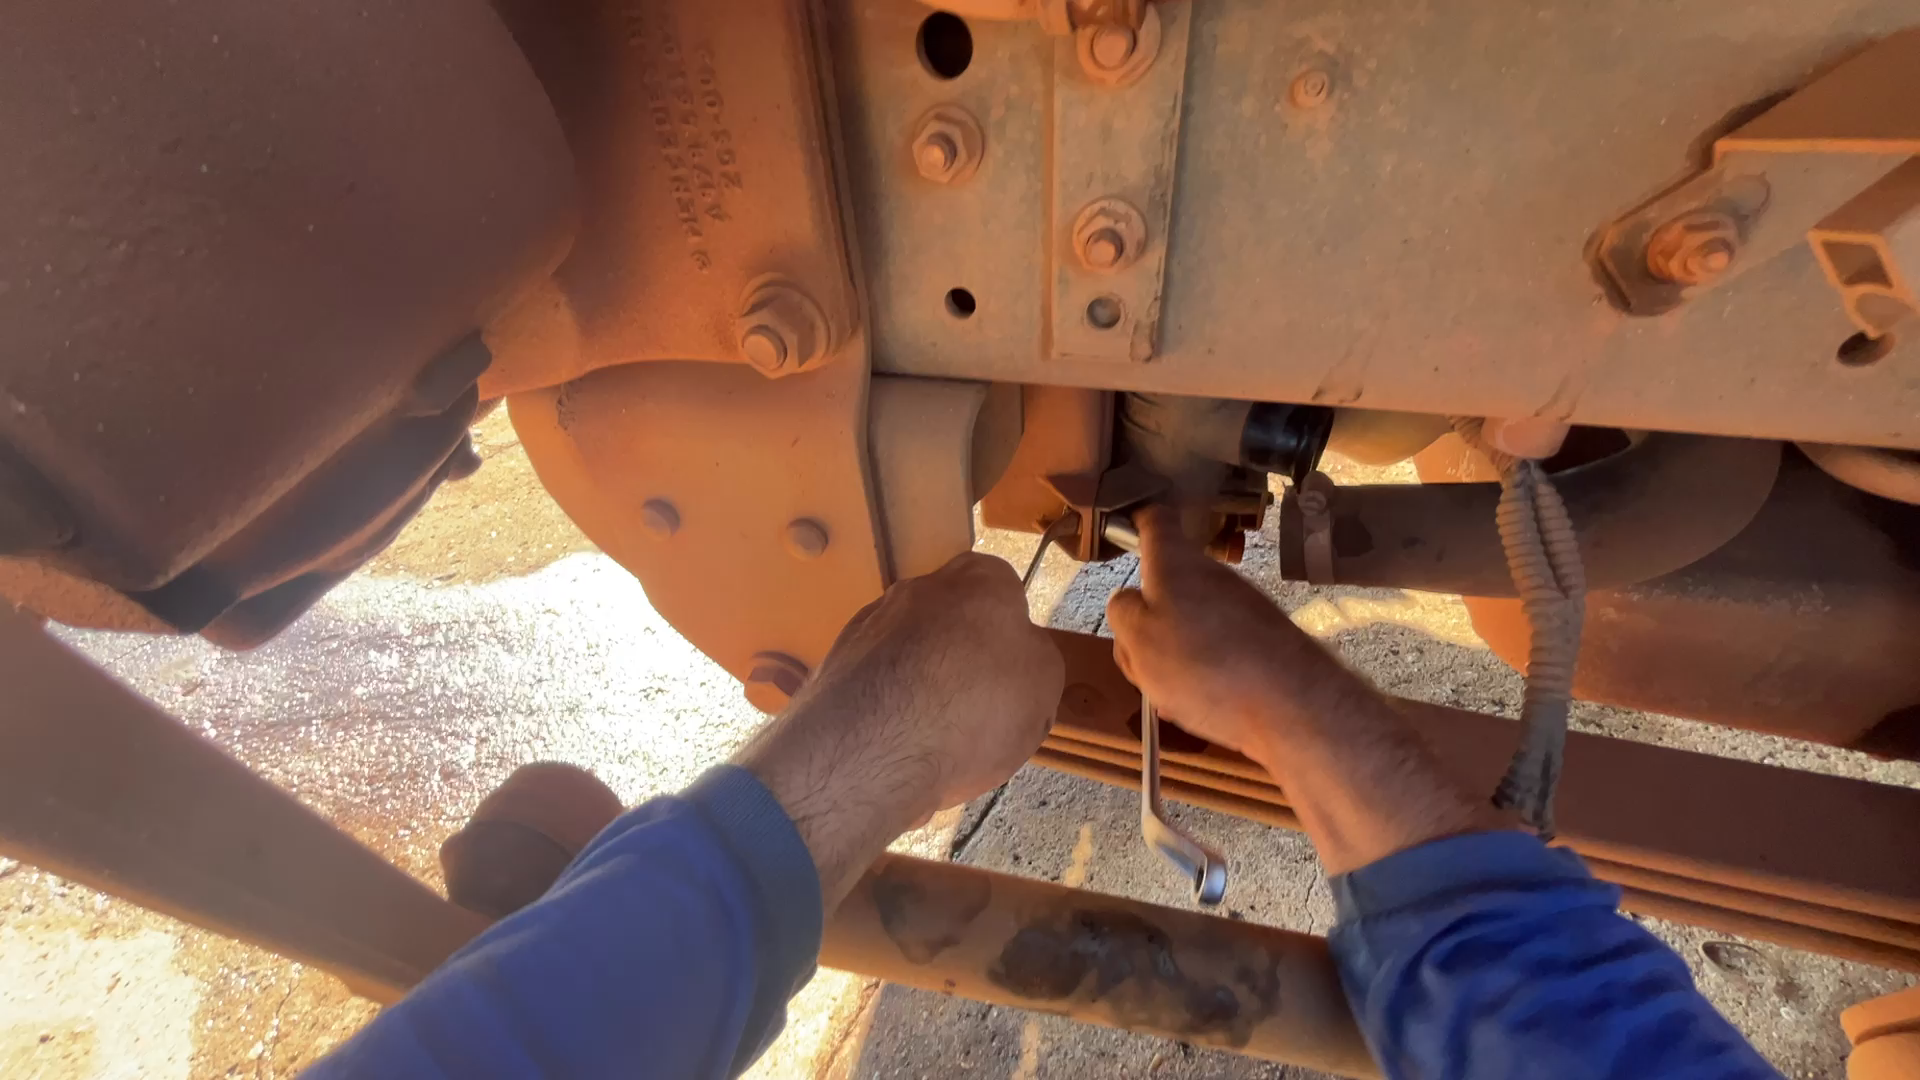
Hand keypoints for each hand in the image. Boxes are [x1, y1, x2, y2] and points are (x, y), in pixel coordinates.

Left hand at [735, 552, 1063, 904]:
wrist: (875, 749)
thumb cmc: (977, 706)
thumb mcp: (1044, 682)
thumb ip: (1033, 655)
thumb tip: (1017, 651)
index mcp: (977, 578)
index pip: (1001, 587)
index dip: (1008, 632)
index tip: (1011, 672)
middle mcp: (918, 588)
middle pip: (950, 618)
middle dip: (961, 656)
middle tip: (977, 707)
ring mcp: (869, 623)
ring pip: (909, 650)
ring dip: (921, 682)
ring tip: (935, 738)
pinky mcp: (835, 664)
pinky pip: (876, 682)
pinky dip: (888, 707)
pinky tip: (899, 745)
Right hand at [1105, 506, 1367, 764]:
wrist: (1294, 707)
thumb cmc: (1204, 666)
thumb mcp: (1137, 640)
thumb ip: (1123, 612)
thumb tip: (1129, 600)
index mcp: (1176, 564)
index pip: (1156, 521)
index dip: (1138, 521)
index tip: (1127, 526)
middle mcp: (1212, 575)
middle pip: (1166, 586)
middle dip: (1147, 621)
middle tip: (1141, 659)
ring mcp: (1241, 607)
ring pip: (1188, 623)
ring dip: (1174, 654)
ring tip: (1175, 693)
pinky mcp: (1262, 641)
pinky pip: (1217, 650)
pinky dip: (1204, 673)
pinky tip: (1206, 705)